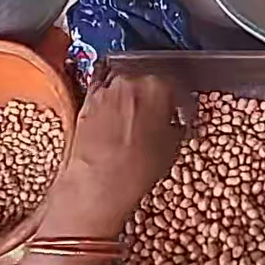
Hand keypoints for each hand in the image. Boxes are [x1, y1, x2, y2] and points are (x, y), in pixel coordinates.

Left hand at [39, 72, 189, 237]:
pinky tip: (115, 129)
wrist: (97, 182)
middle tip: (158, 120)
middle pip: (146, 83)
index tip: (179, 111)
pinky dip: (111, 110)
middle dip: (153, 100)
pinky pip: (104, 101)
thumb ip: (175, 126)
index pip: (173, 85)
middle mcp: (128, 82)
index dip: (177, 102)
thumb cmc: (134, 167)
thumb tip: (175, 124)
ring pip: (123, 91)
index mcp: (156, 86)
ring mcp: (104, 91)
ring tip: (135, 128)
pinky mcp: (85, 103)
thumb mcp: (171, 148)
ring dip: (131, 104)